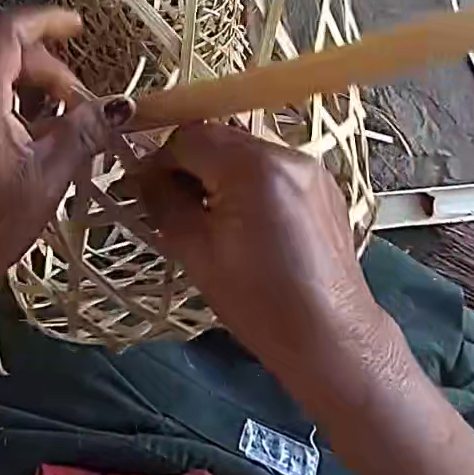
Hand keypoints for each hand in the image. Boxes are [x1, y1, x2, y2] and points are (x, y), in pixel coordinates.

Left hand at [0, 8, 123, 308]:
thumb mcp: (48, 178)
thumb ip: (83, 132)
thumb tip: (119, 107)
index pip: (7, 34)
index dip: (45, 22)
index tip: (76, 28)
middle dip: (39, 64)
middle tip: (70, 101)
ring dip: (6, 66)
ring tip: (36, 99)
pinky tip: (0, 105)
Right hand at [136, 123, 390, 374]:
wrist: (330, 337)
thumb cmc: (257, 301)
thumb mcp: (196, 252)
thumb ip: (163, 201)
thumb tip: (144, 175)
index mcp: (252, 167)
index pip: (189, 137)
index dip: (161, 160)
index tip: (150, 189)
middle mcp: (285, 153)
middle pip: (220, 137)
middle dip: (191, 164)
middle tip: (177, 204)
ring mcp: (310, 166)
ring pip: (246, 150)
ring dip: (220, 171)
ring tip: (213, 216)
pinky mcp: (323, 183)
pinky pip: (273, 166)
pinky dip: (251, 181)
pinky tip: (249, 221)